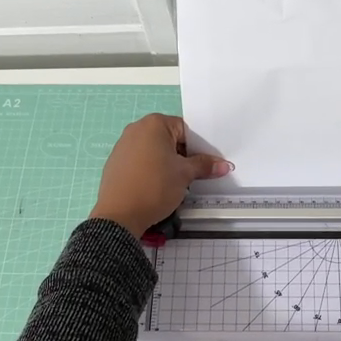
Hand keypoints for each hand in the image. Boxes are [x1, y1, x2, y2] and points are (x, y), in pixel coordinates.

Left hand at [89, 113, 231, 235]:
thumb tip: (224, 165)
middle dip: (183, 155)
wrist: (119, 216)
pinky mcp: (115, 162)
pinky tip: (156, 187)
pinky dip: (151, 169)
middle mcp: (136, 128)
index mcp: (154, 124)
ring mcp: (123, 145)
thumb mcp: (184, 175)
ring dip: (167, 163)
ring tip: (175, 183)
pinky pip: (140, 160)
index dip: (199, 147)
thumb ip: (204, 166)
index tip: (206, 163)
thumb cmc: (155, 186)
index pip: (186, 129)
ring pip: (154, 150)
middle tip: (194, 174)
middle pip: (169, 139)